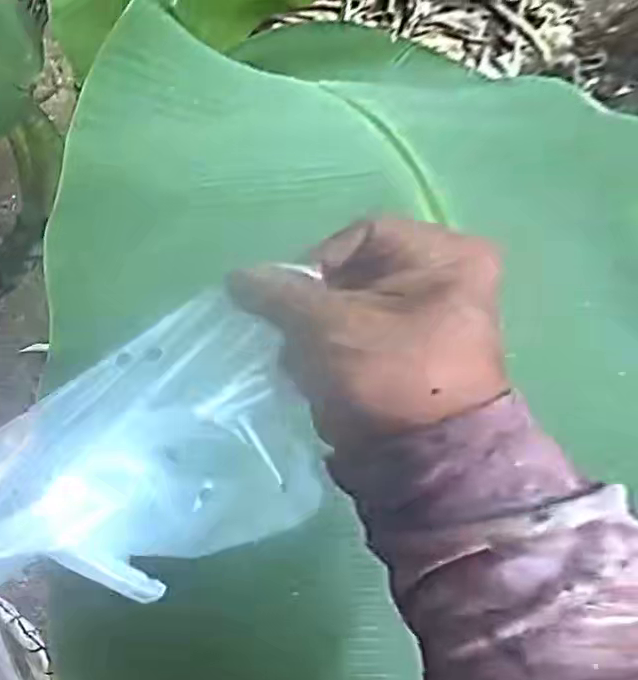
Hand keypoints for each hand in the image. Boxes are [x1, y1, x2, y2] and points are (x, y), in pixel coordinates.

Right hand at [228, 217, 510, 446]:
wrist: (413, 445)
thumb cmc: (384, 374)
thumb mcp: (327, 327)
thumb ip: (279, 295)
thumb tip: (236, 276)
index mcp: (443, 257)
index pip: (359, 234)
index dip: (315, 263)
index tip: (291, 301)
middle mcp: (435, 276)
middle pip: (343, 270)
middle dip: (304, 303)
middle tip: (292, 332)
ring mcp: (412, 312)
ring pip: (332, 303)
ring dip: (303, 329)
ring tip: (303, 356)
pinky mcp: (387, 344)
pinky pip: (335, 329)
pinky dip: (312, 346)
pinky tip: (309, 367)